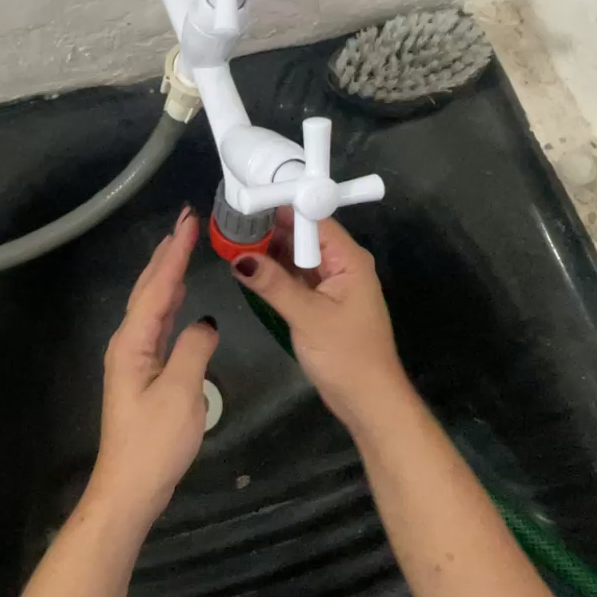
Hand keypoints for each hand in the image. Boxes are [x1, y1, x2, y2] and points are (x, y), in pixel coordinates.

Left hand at [90, 205, 219, 528]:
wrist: (130, 486)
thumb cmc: (155, 442)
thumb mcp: (182, 393)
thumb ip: (194, 350)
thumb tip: (204, 322)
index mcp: (133, 341)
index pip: (157, 286)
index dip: (174, 252)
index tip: (188, 220)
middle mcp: (128, 342)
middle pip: (148, 288)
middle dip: (166, 254)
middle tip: (185, 222)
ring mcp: (133, 357)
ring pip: (150, 304)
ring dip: (166, 274)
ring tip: (181, 247)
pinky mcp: (142, 372)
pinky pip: (156, 324)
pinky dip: (168, 302)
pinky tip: (178, 297)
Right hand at [230, 215, 411, 432]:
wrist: (368, 401)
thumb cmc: (347, 356)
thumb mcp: (308, 317)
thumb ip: (273, 284)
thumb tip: (238, 257)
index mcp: (348, 259)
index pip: (312, 218)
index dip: (281, 204)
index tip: (247, 196)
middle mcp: (340, 263)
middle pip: (301, 233)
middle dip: (267, 224)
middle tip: (229, 214)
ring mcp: (329, 282)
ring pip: (294, 253)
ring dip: (266, 246)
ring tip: (230, 232)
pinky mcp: (319, 299)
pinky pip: (292, 274)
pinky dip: (271, 267)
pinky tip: (245, 261)